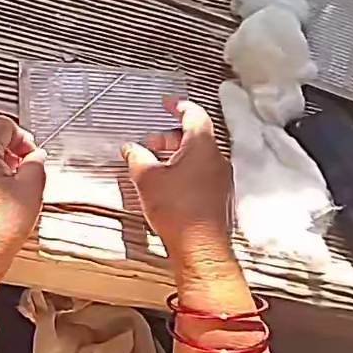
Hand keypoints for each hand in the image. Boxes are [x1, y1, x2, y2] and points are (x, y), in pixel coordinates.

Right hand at [122, 99, 234, 271]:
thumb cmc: (178, 212)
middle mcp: (217, 159)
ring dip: (176, 156)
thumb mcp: (147, 179)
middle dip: (168, 138)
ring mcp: (221, 179)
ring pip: (197, 157)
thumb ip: (137, 157)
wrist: (200, 248)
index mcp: (202, 147)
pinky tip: (167, 186)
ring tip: (153, 168)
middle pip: (194, 136)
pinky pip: (202, 174)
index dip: (178, 106)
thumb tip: (131, 149)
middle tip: (148, 146)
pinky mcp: (220, 196)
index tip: (167, 104)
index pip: (194, 114)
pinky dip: (185, 172)